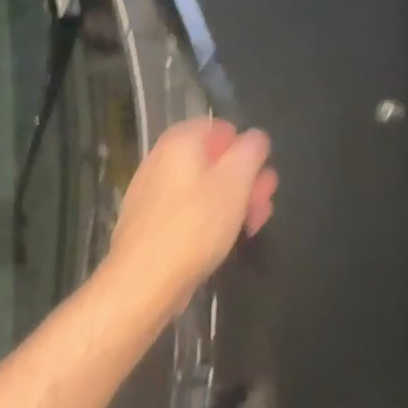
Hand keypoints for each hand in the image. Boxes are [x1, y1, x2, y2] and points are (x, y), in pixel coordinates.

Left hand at [106, 118, 277, 309]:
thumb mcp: (235, 182)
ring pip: (202, 189)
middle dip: (244, 180)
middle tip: (263, 206)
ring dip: (232, 204)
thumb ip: (250, 152)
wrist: (144, 279)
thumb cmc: (194, 226)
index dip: (246, 149)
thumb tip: (254, 137)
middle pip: (213, 161)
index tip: (262, 177)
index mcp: (179, 141)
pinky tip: (223, 242)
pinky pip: (187, 212)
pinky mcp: (150, 223)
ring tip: (250, 227)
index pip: (220, 128)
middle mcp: (160, 160)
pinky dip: (208, 221)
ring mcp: (152, 193)